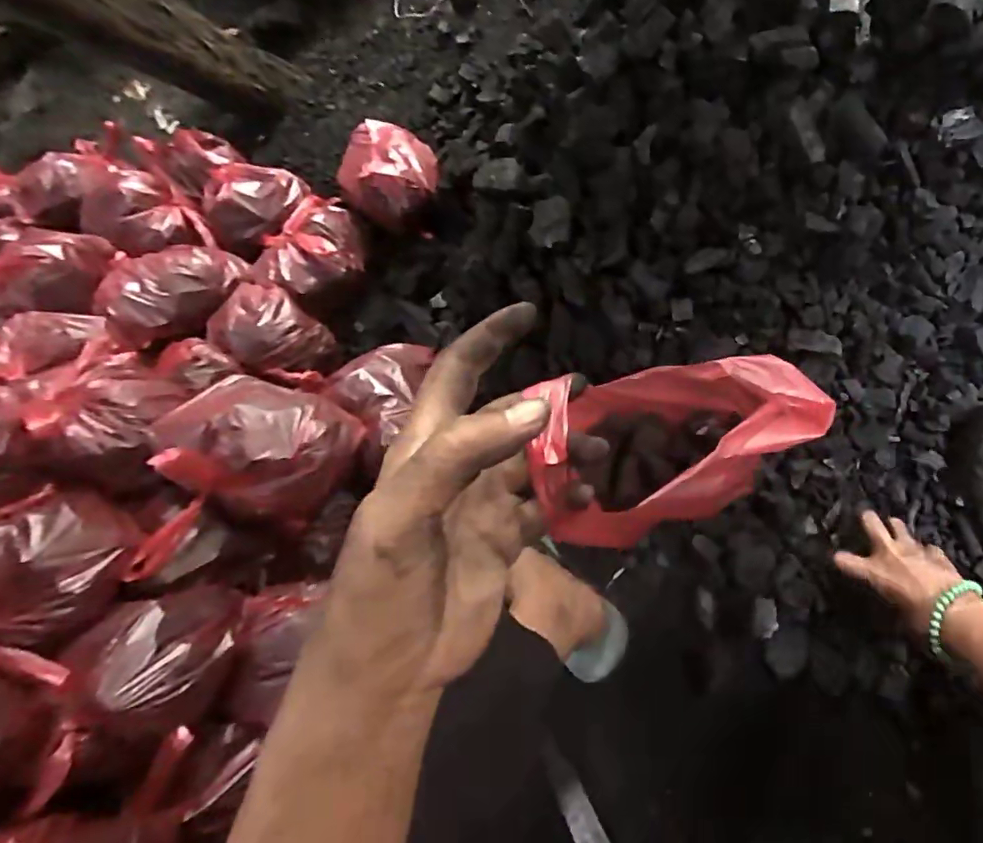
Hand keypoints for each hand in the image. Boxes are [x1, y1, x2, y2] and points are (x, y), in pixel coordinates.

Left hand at [306, 303, 601, 699]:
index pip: (456, 374)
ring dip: (569, 452)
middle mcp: (459, 466)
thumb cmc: (381, 587)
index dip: (488, 339)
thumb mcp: (404, 514)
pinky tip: (590, 498)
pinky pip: (545, 505)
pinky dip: (570, 496)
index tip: (527, 313)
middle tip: (589, 396)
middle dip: (548, 401)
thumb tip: (536, 407)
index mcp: (426, 447)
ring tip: (601, 455)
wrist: (389, 670)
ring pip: (535, 460)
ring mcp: (483, 504)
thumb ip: (463, 454)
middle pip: (510, 416)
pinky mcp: (504, 540)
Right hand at [833, 510, 969, 634]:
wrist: (956, 613)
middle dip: (868, 519)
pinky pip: (927, 546)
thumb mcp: (897, 619)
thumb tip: (891, 606)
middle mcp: (890, 554)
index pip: (847, 561)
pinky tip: (928, 555)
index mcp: (875, 571)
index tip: (837, 558)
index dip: (841, 560)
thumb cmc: (920, 621)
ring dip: (896, 528)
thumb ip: (890, 606)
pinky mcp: (936, 554)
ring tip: (895, 527)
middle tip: (867, 517)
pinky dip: (925, 551)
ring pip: (900, 527)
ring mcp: (914, 550)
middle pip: (872, 524)